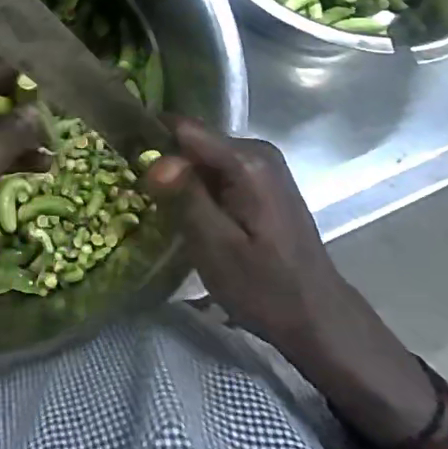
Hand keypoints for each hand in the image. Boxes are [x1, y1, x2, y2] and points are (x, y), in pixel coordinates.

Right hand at [144, 118, 345, 346]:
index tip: (128, 166)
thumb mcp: (216, 248)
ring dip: (182, 178)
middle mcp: (257, 150)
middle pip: (194, 141)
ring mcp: (263, 163)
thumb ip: (186, 197)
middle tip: (146, 199)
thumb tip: (155, 160)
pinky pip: (219, 169)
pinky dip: (201, 187)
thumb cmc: (266, 289)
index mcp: (247, 162)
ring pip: (203, 156)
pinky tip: (193, 215)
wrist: (319, 319)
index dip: (153, 142)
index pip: (184, 129)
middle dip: (167, 164)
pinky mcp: (263, 179)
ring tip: (164, 209)